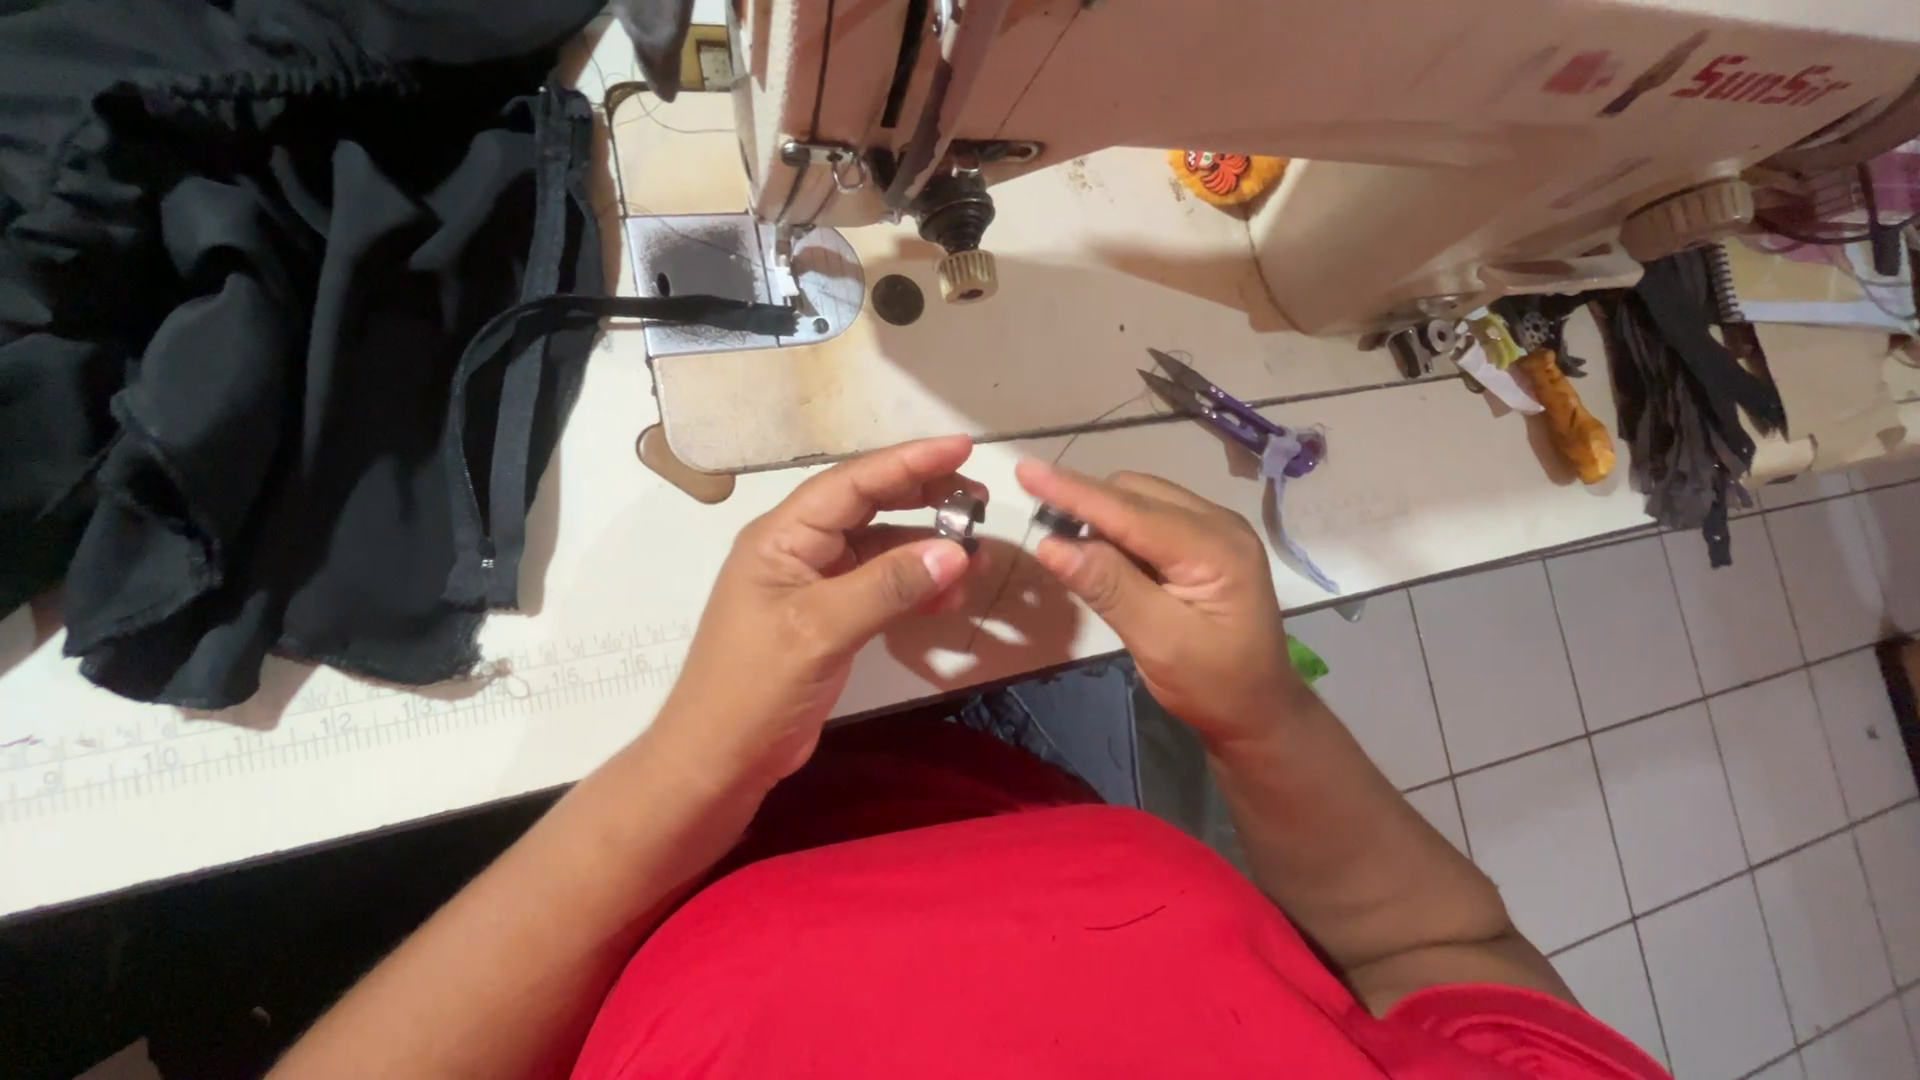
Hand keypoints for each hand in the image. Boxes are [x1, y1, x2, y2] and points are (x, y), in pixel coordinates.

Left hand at [652, 436, 985, 791]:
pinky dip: (916, 590)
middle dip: (924, 499)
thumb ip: (888, 586)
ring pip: (882, 550)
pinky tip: (950, 598)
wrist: (721, 759)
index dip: (909, 462)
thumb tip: (956, 551)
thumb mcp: (820, 629)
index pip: (853, 482)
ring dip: (927, 551)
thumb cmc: (754, 687)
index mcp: (783, 535)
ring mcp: (817, 585)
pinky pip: (882, 589)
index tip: (962, 448)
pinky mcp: (832, 619)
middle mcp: (800, 550)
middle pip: (870, 506)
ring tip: (977, 556)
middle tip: (979, 501)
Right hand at [1015, 461, 1302, 745]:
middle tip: (1042, 528)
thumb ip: (1108, 588)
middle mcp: (1218, 524)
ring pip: (1140, 499)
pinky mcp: (1205, 542)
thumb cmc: (1213, 685)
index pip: (1130, 511)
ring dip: (1100, 515)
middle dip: (1084, 502)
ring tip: (1070, 547)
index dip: (1073, 492)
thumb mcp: (1159, 643)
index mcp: (1215, 548)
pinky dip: (1118, 529)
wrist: (1258, 710)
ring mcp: (1215, 530)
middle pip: (1135, 493)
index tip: (1025, 471)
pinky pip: (1150, 516)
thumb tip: (1050, 545)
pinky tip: (1103, 556)